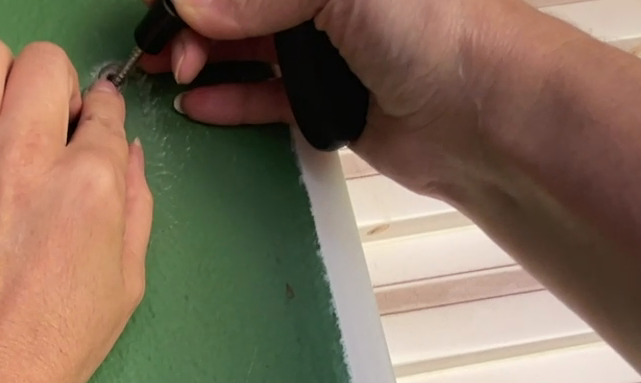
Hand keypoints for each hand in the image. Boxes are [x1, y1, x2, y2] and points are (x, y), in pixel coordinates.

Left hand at [0, 37, 154, 382]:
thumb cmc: (50, 351)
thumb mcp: (125, 288)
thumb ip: (136, 208)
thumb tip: (128, 157)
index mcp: (88, 184)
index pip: (103, 109)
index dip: (99, 122)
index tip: (87, 136)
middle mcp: (24, 157)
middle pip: (43, 63)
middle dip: (52, 90)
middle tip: (44, 132)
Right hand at [150, 0, 559, 194]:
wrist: (479, 113)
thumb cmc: (435, 30)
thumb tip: (191, 6)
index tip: (162, 9)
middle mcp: (326, 0)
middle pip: (239, 7)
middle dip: (194, 25)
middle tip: (168, 53)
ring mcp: (324, 46)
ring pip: (245, 49)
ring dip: (203, 61)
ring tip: (169, 76)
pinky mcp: (322, 97)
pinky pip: (262, 96)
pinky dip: (228, 101)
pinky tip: (197, 106)